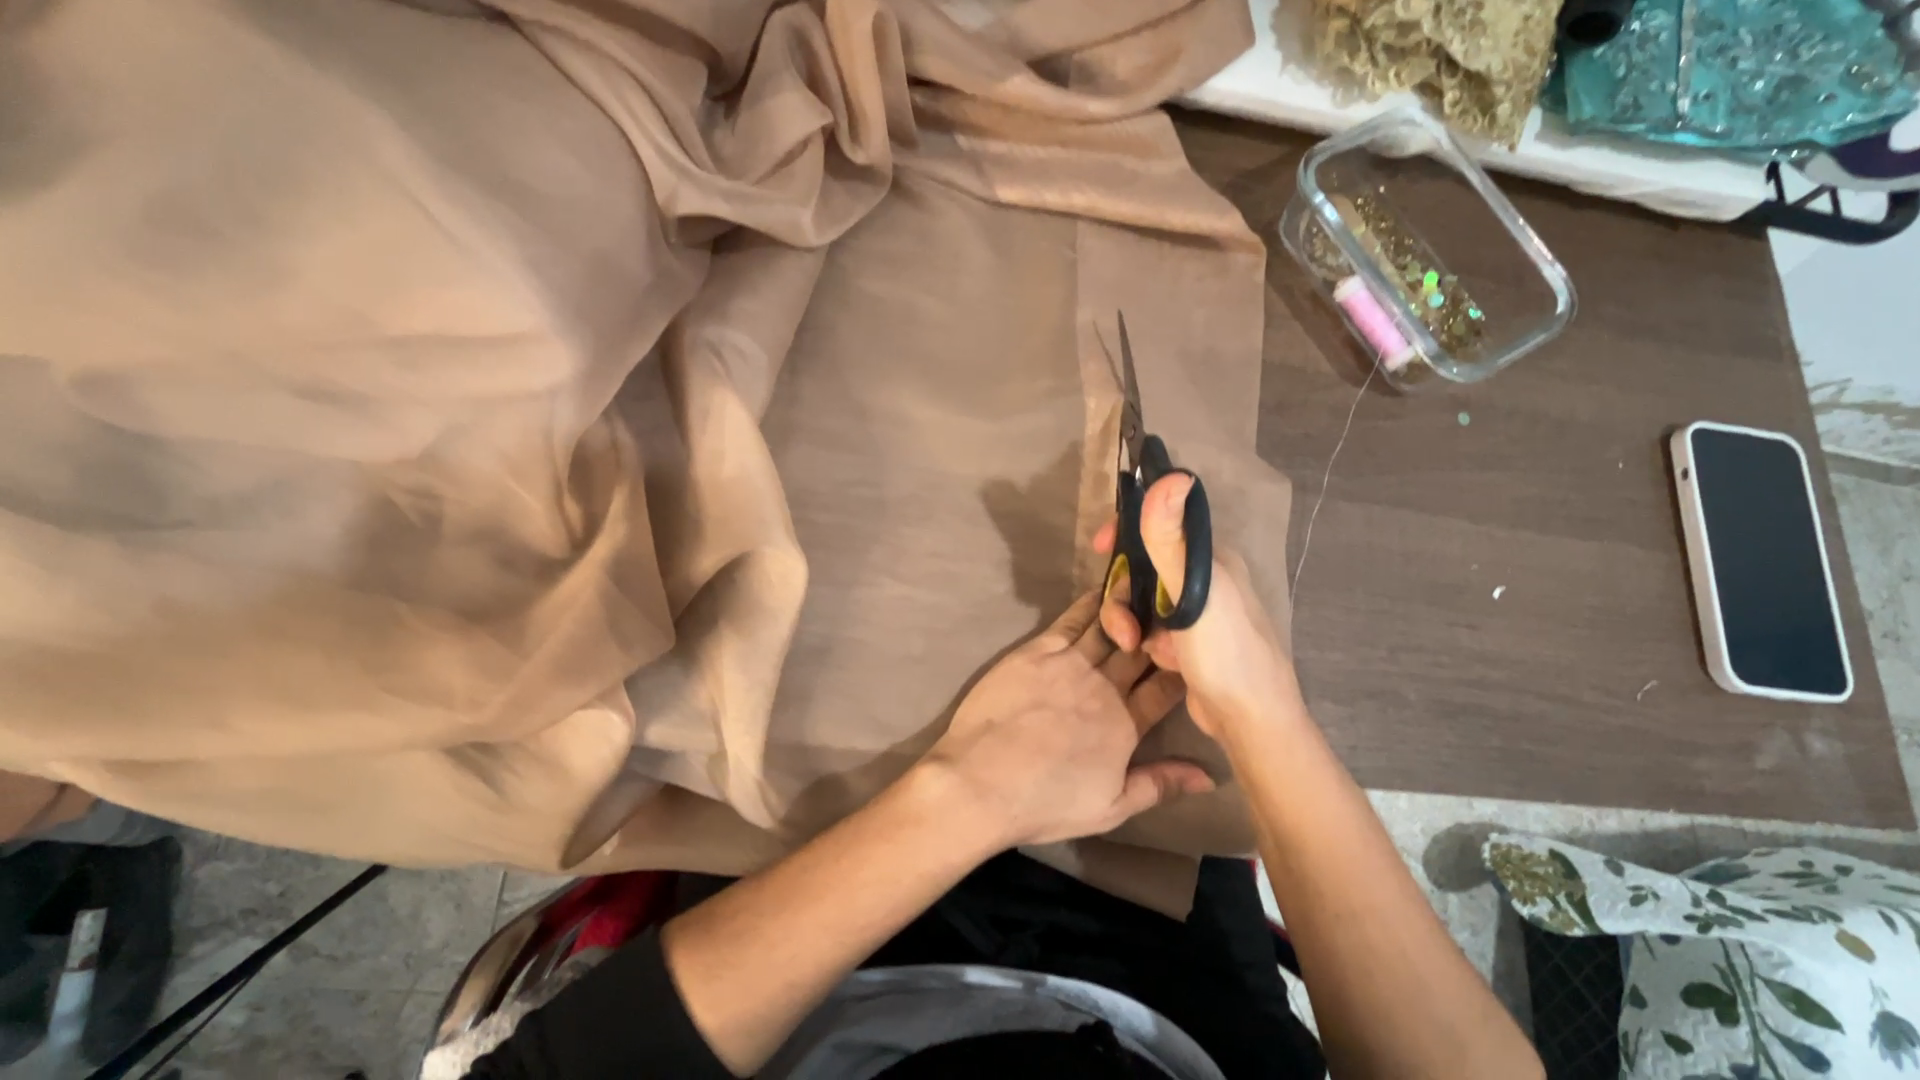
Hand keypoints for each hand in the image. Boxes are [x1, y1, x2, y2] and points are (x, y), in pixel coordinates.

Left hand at [915, 591, 1213, 849]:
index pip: (1167, 688)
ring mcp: (1070, 665)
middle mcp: (1105, 688)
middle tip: (1178, 608)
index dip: (1184, 668)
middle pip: (1142, 651)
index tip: (1198, 652)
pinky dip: (1092, 604)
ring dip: (1132, 609)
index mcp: (1127, 725)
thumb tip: (1209, 775)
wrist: (979, 783)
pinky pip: (1073, 620)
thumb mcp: (1110, 807)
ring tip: (1151, 586)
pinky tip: (1105, 590)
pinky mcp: (1037, 651)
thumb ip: (1160, 785)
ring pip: (1111, 628)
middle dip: (1162, 631)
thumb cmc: (1044, 803)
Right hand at [1095, 473, 1296, 739]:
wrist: (1249, 719)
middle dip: (1124, 591)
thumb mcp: (1195, 589)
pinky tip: (1159, 660)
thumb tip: (1174, 475)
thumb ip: (1173, 538)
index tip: (1100, 546)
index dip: (1128, 529)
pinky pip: (1152, 629)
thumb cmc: (1226, 650)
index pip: (1163, 524)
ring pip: (1143, 600)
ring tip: (1137, 646)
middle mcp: (1206, 579)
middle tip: (1121, 622)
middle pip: (1145, 566)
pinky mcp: (1188, 644)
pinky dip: (1147, 641)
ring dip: (1130, 620)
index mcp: (1213, 558)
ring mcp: (1197, 613)